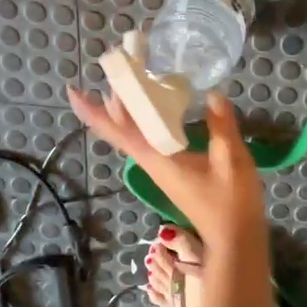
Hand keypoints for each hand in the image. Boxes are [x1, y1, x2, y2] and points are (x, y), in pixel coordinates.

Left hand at [68, 87, 267, 249]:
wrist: (234, 239)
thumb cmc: (230, 203)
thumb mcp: (231, 161)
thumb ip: (222, 127)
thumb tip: (213, 95)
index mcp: (158, 158)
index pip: (117, 131)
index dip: (92, 111)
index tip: (72, 89)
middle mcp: (152, 162)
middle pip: (122, 129)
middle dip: (115, 99)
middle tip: (124, 67)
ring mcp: (161, 168)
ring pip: (134, 134)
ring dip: (131, 109)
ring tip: (139, 79)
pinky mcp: (172, 172)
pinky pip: (149, 140)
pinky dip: (148, 120)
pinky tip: (163, 108)